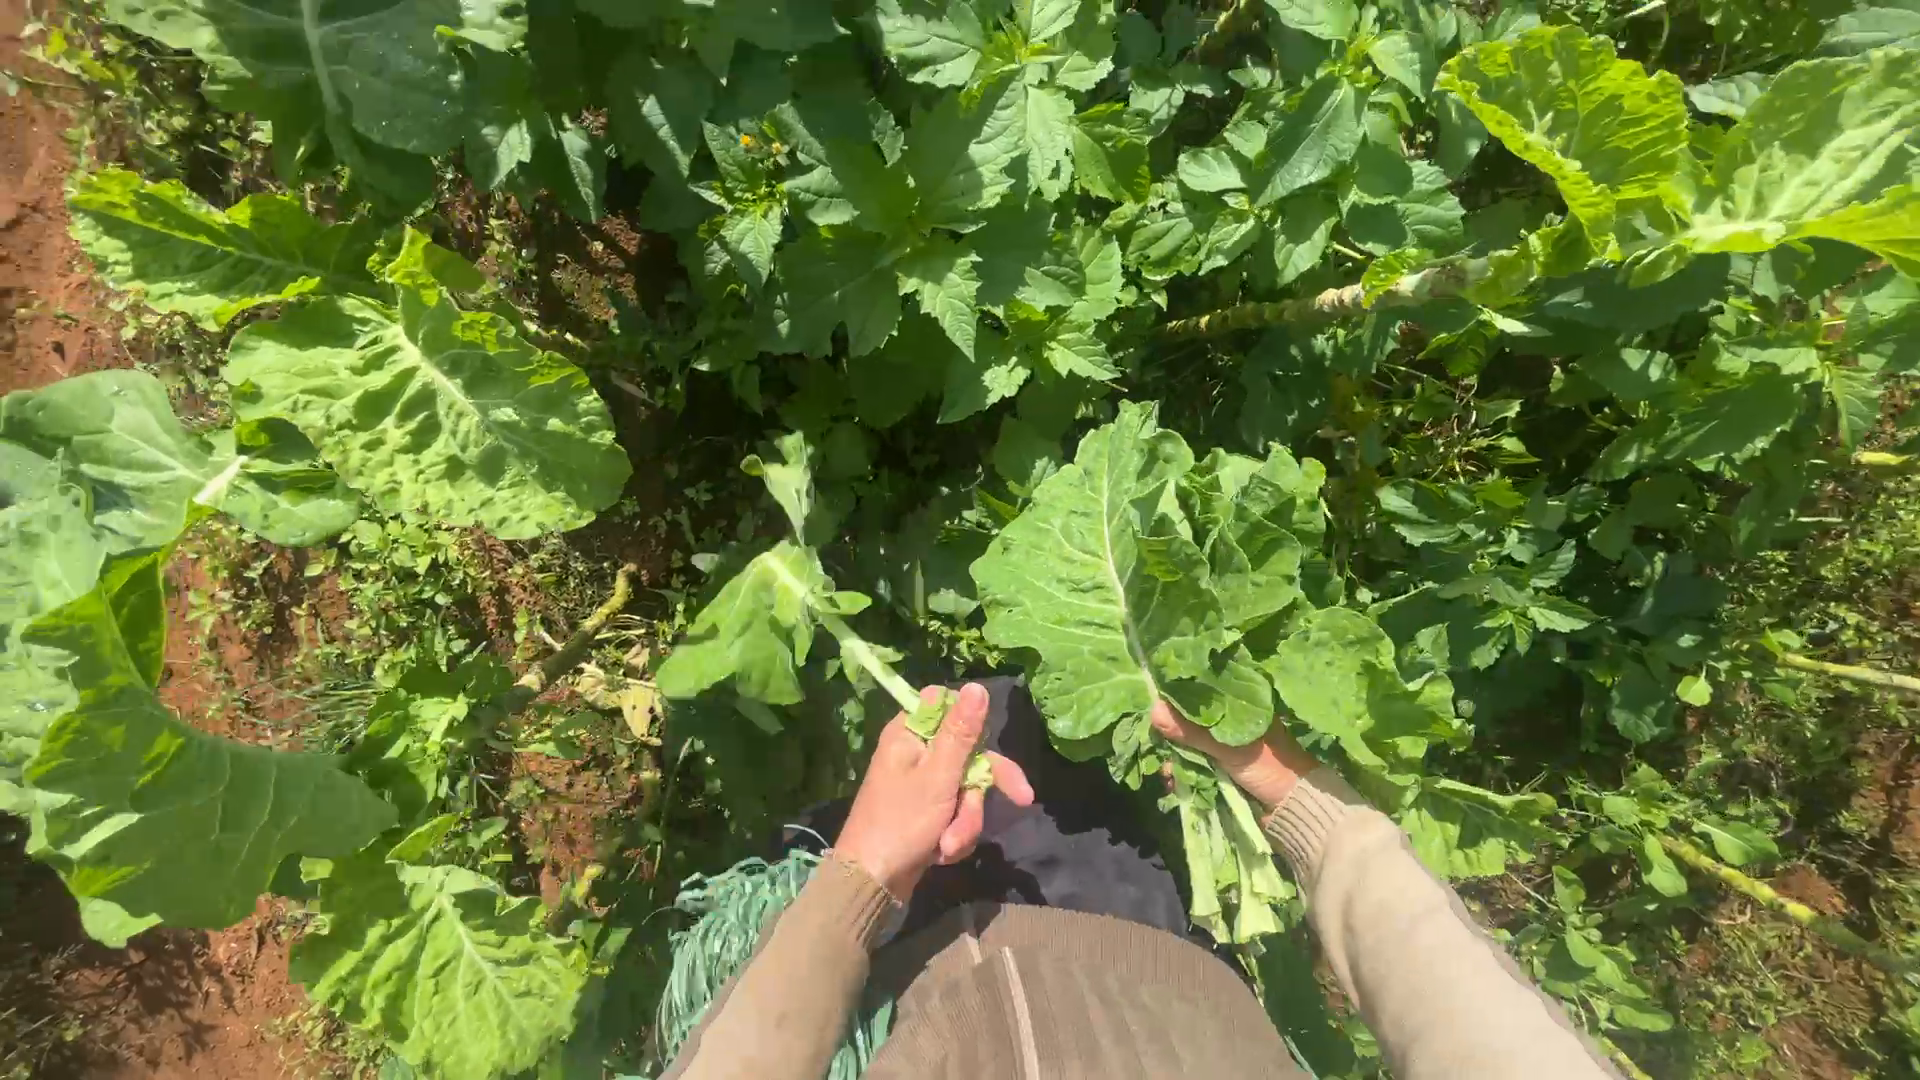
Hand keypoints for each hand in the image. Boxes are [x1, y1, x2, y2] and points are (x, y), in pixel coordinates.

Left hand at [834, 683, 1035, 897]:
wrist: (873, 884)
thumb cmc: (901, 822)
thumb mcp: (938, 776)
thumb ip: (961, 732)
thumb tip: (977, 686)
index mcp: (909, 733)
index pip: (950, 709)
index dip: (974, 729)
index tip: (992, 752)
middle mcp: (915, 753)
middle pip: (968, 755)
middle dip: (978, 792)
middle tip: (1021, 798)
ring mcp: (921, 784)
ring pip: (966, 790)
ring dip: (964, 821)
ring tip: (947, 845)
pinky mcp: (926, 812)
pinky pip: (956, 813)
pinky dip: (954, 834)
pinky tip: (942, 853)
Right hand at [1150, 701, 1319, 811]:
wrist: (1296, 810)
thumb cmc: (1271, 768)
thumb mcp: (1230, 748)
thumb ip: (1193, 732)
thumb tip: (1153, 712)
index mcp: (1238, 706)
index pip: (1199, 692)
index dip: (1175, 697)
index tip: (1152, 702)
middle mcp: (1229, 723)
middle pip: (1188, 720)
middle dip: (1170, 733)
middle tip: (1154, 742)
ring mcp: (1224, 748)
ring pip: (1188, 745)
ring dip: (1174, 757)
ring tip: (1166, 772)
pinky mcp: (1221, 769)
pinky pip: (1193, 766)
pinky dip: (1182, 773)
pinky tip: (1173, 782)